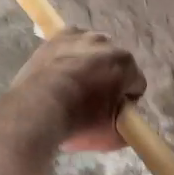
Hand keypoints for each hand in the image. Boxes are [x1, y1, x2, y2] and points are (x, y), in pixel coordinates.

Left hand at [10, 28, 145, 151]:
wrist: (37, 110)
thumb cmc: (79, 122)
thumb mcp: (112, 137)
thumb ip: (128, 127)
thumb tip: (126, 122)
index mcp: (125, 64)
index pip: (136, 84)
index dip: (126, 102)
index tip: (113, 115)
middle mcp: (105, 43)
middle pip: (113, 65)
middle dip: (107, 81)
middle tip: (92, 103)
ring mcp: (78, 37)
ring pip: (91, 52)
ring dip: (88, 66)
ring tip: (73, 89)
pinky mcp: (54, 39)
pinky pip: (69, 46)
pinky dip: (68, 57)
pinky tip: (60, 74)